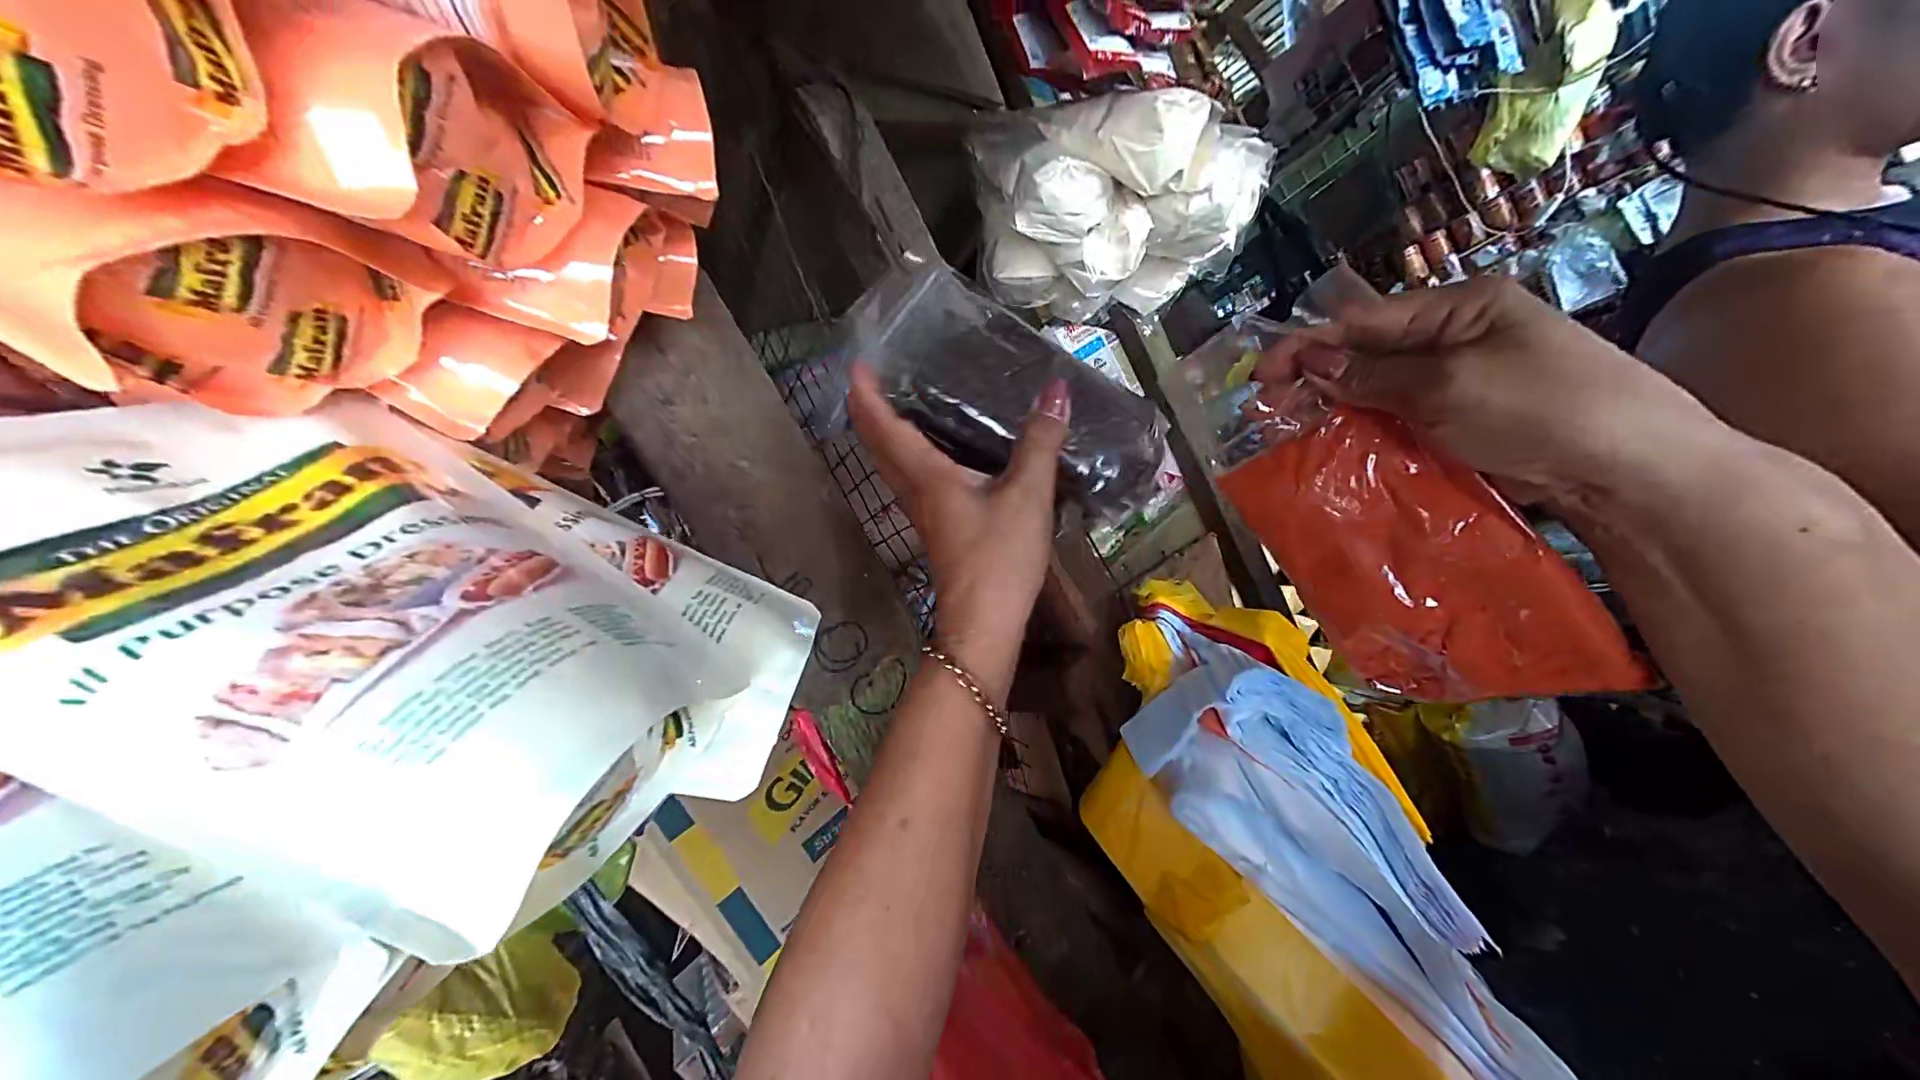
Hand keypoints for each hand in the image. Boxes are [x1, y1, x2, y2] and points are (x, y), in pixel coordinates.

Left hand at [847, 364, 1069, 694]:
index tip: (858, 363)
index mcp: (926, 476)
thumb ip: (1040, 442)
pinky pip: (911, 481)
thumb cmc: (999, 558)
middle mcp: (914, 492)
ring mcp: (922, 514)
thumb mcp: (1027, 496)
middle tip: (873, 378)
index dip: (866, 394)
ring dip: (885, 435)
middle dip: (867, 410)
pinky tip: (935, 455)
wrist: (984, 624)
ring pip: (891, 466)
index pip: (884, 426)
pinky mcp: (937, 529)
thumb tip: (1057, 391)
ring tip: (898, 405)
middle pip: (878, 446)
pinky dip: (909, 457)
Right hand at [1257, 278, 1718, 502]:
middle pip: (1365, 351)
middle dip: (1315, 375)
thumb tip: (1309, 359)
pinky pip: (1396, 418)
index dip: (1307, 343)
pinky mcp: (1457, 419)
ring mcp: (1455, 380)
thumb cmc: (1543, 407)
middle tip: (1268, 407)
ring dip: (1335, 405)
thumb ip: (1373, 374)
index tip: (1261, 374)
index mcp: (1459, 307)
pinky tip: (1336, 443)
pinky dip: (1364, 429)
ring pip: (1376, 388)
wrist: (1627, 470)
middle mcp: (1453, 337)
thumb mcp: (1450, 385)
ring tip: (1291, 428)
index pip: (1364, 319)